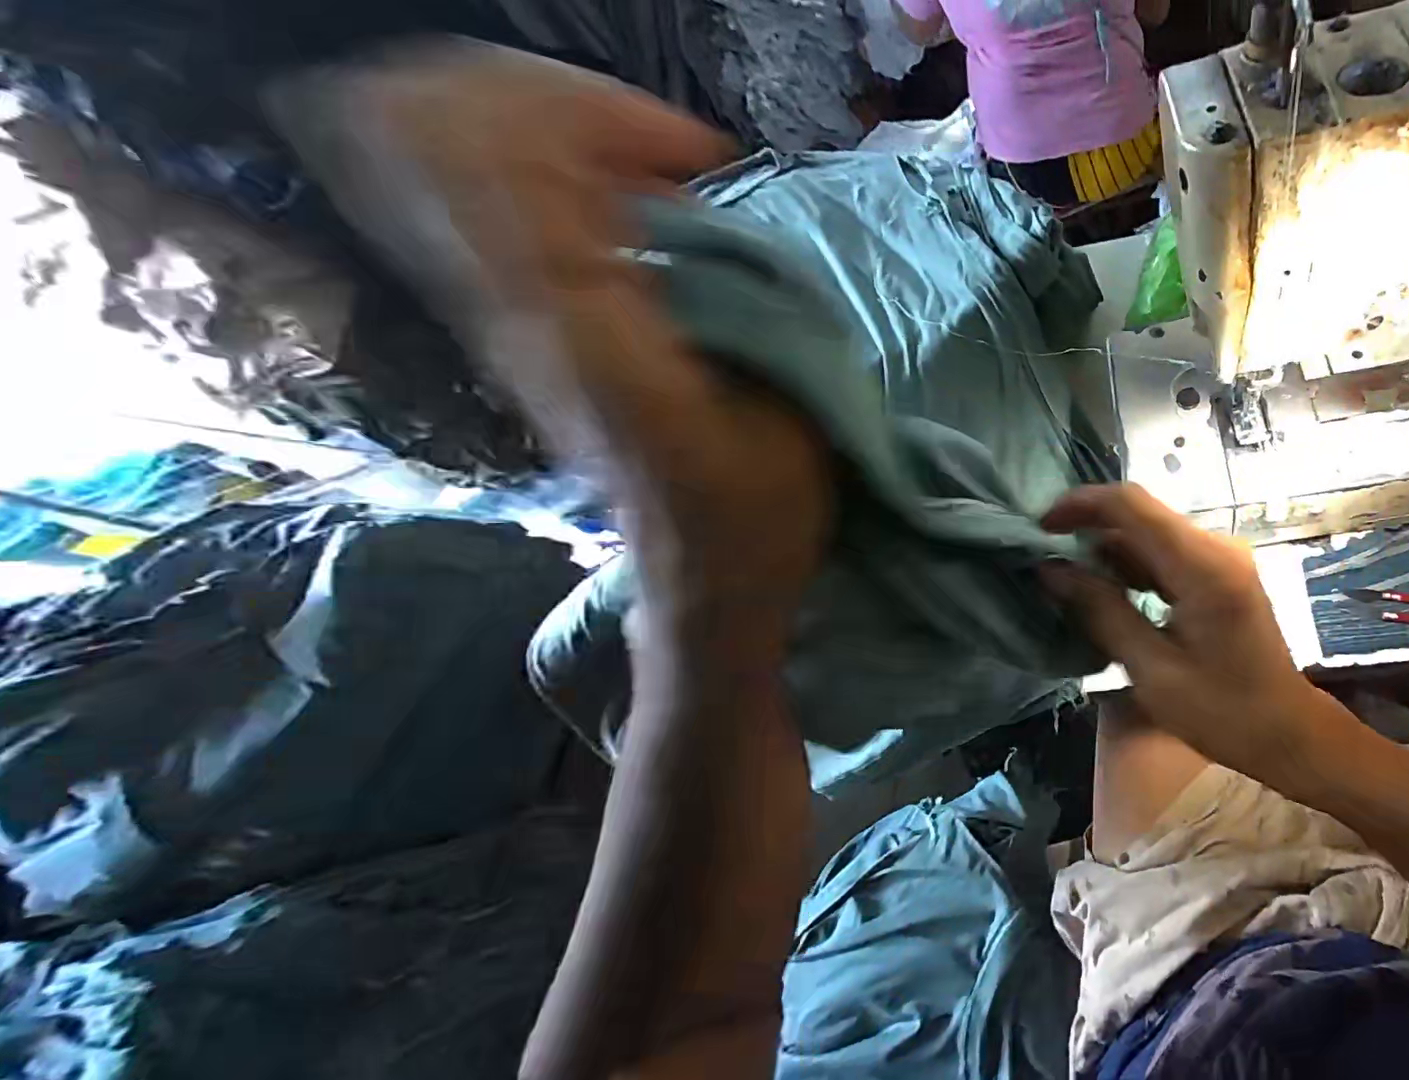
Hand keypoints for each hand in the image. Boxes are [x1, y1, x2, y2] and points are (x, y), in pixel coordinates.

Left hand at [273, 42, 830, 618]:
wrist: (702, 591)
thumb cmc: (761, 520)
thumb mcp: (788, 418)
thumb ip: (752, 311)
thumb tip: (714, 232)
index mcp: (594, 338)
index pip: (518, 163)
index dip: (605, 121)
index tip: (703, 165)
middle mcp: (524, 325)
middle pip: (456, 145)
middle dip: (562, 114)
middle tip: (667, 160)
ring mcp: (511, 337)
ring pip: (457, 176)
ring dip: (550, 144)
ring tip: (649, 179)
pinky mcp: (524, 351)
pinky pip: (493, 227)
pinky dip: (547, 190)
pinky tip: (623, 218)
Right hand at [1041, 484, 1360, 784]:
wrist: (1288, 732)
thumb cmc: (1223, 712)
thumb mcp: (1151, 669)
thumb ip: (1100, 611)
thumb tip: (1049, 571)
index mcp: (1203, 567)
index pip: (1132, 506)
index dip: (1080, 505)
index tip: (1040, 527)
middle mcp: (1215, 548)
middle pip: (1138, 514)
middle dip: (1086, 528)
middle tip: (1045, 559)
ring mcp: (1219, 557)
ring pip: (1147, 532)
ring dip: (1104, 549)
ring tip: (1065, 577)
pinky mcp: (1217, 571)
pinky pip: (1162, 552)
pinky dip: (1127, 564)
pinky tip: (1102, 590)